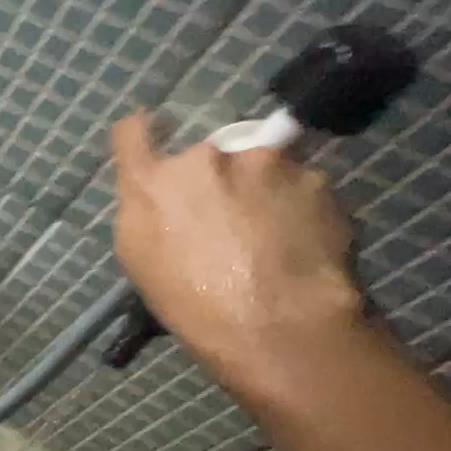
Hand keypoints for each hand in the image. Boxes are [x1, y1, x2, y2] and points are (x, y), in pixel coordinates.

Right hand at [111, 112, 366, 396]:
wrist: (274, 319)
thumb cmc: (187, 297)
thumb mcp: (139, 256)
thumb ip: (146, 209)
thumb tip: (163, 192)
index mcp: (152, 182)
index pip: (133, 133)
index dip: (141, 131)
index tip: (150, 131)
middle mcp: (206, 159)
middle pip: (204, 156)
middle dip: (210, 178)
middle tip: (220, 221)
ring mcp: (267, 163)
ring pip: (256, 167)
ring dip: (256, 189)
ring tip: (264, 237)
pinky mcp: (317, 178)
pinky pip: (297, 185)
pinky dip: (293, 205)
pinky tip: (294, 242)